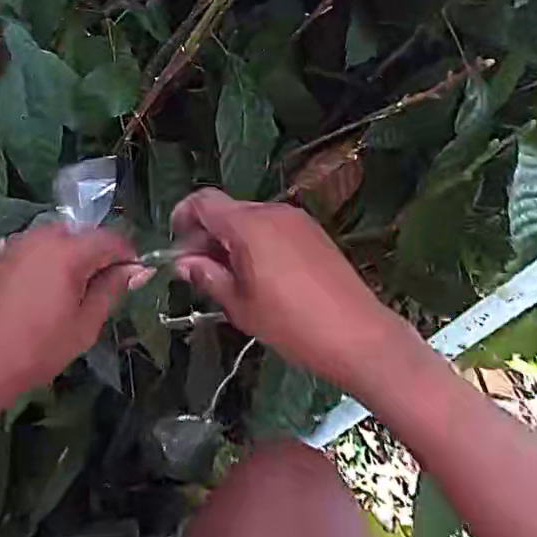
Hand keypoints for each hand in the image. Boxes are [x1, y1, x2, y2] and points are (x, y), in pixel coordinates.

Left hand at [0, 222, 142, 407]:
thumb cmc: (36, 349)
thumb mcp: (85, 325)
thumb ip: (113, 289)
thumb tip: (137, 269)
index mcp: (69, 250)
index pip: (112, 239)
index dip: (128, 256)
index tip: (134, 278)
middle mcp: (45, 235)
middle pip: (86, 235)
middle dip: (100, 257)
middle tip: (103, 291)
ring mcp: (21, 242)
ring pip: (63, 239)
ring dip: (76, 257)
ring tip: (74, 294)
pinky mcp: (5, 254)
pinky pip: (41, 247)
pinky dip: (53, 261)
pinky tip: (47, 293)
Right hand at [171, 189, 420, 396]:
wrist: (360, 335)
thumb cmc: (292, 325)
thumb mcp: (241, 306)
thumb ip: (209, 277)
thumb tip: (185, 261)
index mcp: (249, 224)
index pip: (204, 201)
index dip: (183, 215)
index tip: (176, 241)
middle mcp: (272, 211)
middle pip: (227, 209)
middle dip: (207, 233)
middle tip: (199, 269)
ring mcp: (296, 219)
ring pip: (251, 218)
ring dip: (232, 238)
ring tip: (230, 277)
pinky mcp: (313, 231)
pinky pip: (273, 226)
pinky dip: (257, 241)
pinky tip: (261, 274)